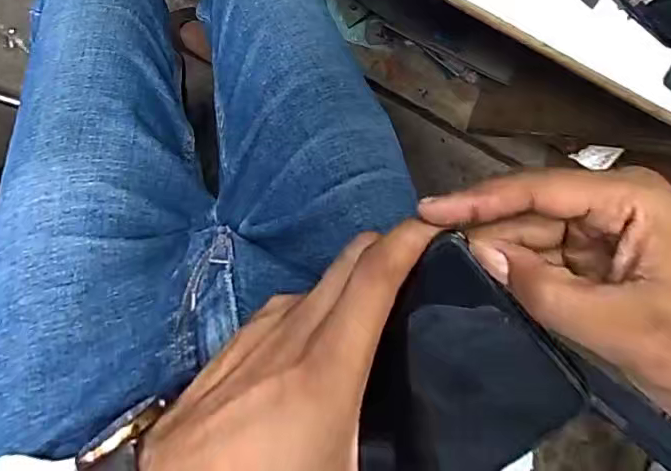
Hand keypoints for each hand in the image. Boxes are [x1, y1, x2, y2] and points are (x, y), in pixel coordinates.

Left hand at [138, 219, 436, 470]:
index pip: (376, 274)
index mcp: (325, 368)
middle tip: (423, 267)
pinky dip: (315, 308)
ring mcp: (257, 333)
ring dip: (352, 283)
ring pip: (319, 284)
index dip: (409, 238)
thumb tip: (429, 444)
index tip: (437, 223)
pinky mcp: (232, 344)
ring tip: (375, 313)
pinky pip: (286, 307)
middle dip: (389, 249)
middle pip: (350, 260)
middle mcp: (291, 332)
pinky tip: (316, 345)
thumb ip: (388, 446)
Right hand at [420, 168, 670, 470]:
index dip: (481, 199)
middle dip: (489, 229)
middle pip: (535, 211)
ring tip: (451, 261)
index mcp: (630, 198)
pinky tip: (492, 280)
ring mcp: (612, 236)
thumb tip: (481, 254)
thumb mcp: (625, 329)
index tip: (432, 208)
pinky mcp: (609, 268)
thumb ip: (546, 290)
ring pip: (540, 237)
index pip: (540, 189)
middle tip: (431, 241)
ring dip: (504, 254)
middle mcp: (616, 206)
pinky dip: (525, 275)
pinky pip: (555, 263)